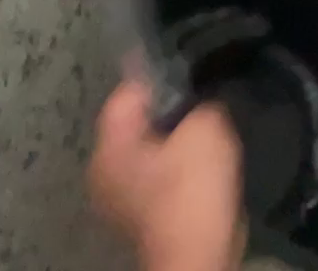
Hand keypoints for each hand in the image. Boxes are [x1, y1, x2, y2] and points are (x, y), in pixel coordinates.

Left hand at [88, 79, 244, 270]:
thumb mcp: (206, 125)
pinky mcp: (145, 211)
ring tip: (212, 123)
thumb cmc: (193, 185)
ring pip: (151, 146)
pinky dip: (182, 160)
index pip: (126, 93)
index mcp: (110, 148)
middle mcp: (105, 171)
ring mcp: (122, 196)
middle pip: (138, 120)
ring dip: (179, 134)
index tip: (191, 66)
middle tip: (205, 95)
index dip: (159, 74)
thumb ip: (202, 101)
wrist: (199, 251)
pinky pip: (162, 170)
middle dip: (171, 106)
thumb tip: (201, 102)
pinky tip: (207, 157)